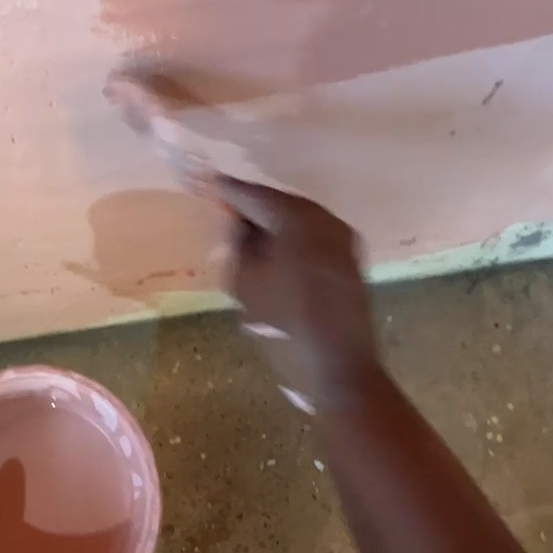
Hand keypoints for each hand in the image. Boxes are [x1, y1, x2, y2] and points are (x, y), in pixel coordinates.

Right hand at [213, 175, 382, 411]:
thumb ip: (238, 243)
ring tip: (242, 234)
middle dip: (250, 207)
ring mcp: (342, 239)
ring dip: (271, 224)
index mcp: (298, 219)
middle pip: (279, 203)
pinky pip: (312, 237)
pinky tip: (272, 253)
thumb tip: (237, 221)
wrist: (340, 370)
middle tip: (220, 210)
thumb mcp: (246, 282)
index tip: (203, 181)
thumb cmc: (285, 326)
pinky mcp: (349, 261)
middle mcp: (325, 219)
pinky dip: (289, 239)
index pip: (253, 194)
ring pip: (298, 220)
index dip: (226, 190)